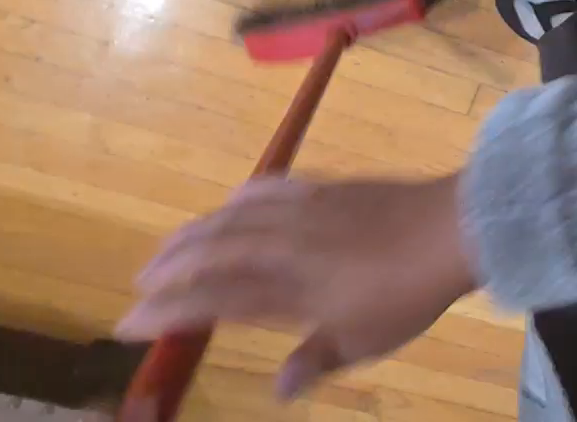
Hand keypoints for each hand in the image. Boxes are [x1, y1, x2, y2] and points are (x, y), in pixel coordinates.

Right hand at [116, 174, 477, 399]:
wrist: (448, 229)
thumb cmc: (407, 293)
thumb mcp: (364, 340)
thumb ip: (316, 361)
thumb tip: (277, 390)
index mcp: (292, 289)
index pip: (215, 299)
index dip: (168, 310)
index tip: (128, 322)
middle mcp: (289, 246)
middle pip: (215, 250)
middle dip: (171, 266)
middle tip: (140, 281)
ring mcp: (307, 211)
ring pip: (237, 216)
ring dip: (197, 229)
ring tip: (170, 244)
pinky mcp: (329, 188)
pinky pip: (275, 187)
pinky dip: (245, 195)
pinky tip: (233, 199)